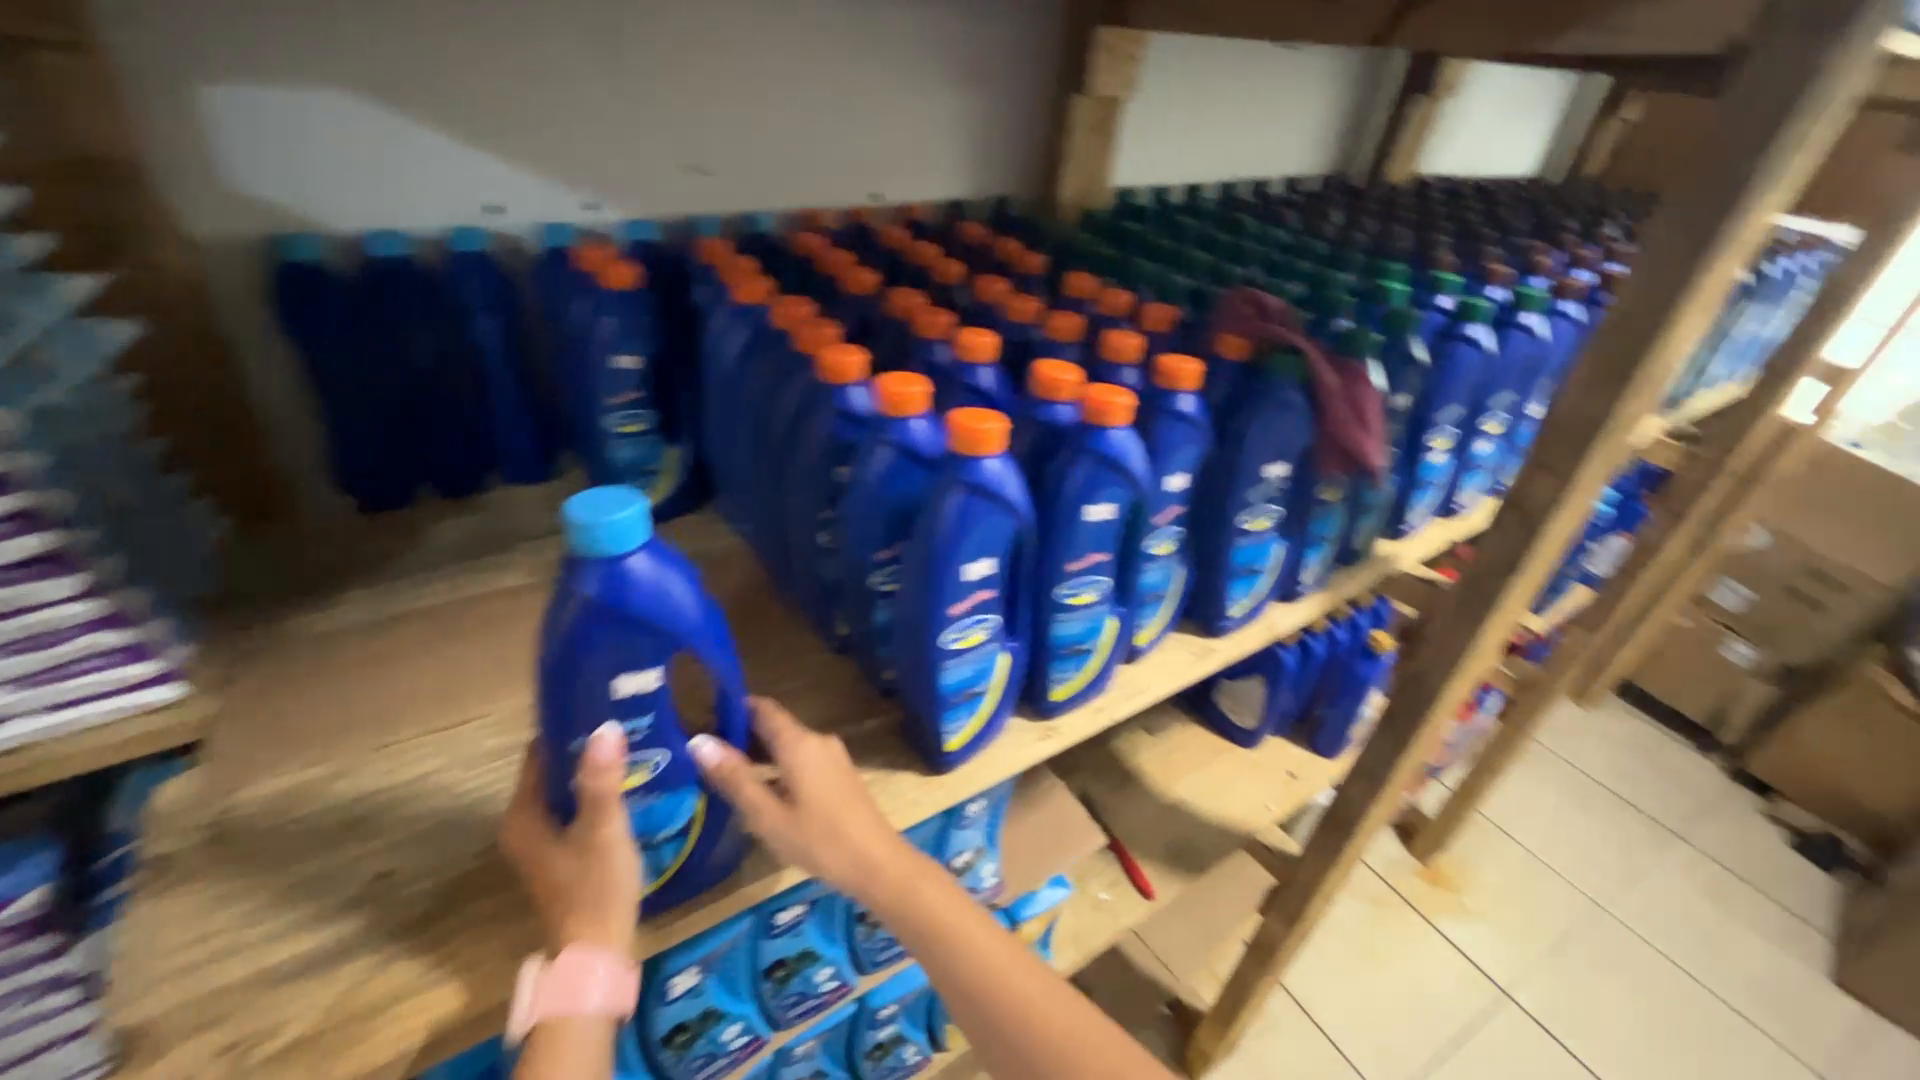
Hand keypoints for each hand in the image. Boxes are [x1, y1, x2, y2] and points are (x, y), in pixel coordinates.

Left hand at [499, 722, 642, 953]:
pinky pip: (573, 810)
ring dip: (592, 772)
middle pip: (553, 771)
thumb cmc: (596, 887)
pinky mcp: (558, 855)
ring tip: (632, 747)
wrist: (595, 952)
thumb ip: (601, 779)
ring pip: (565, 791)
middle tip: (626, 723)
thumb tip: (605, 727)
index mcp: (522, 815)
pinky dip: (595, 795)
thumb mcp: (603, 828)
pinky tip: (627, 786)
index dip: (569, 727)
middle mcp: (522, 824)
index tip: (604, 706)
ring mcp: (540, 842)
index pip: (539, 753)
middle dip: (585, 748)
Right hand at [688, 696, 915, 898]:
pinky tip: (763, 793)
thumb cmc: (819, 840)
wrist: (877, 863)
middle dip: (742, 735)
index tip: (703, 718)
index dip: (733, 708)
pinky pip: (803, 760)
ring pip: (789, 745)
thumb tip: (698, 741)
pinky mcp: (841, 775)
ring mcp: (833, 757)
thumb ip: (734, 777)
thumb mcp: (768, 815)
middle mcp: (818, 740)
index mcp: (800, 743)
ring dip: (760, 754)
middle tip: (706, 754)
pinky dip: (779, 767)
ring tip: (726, 775)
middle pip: (775, 726)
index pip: (763, 708)